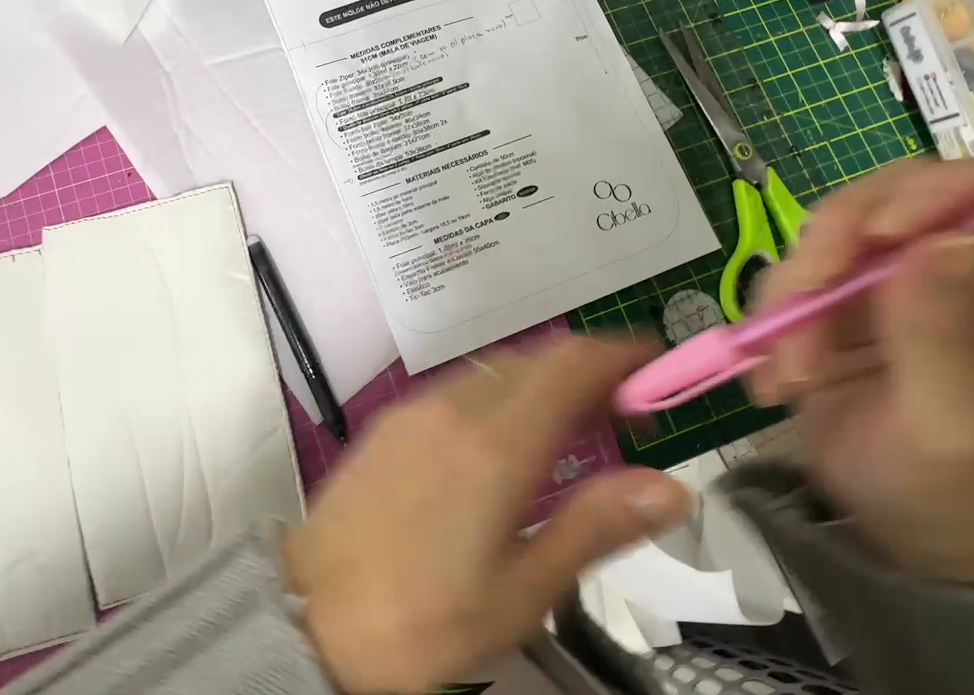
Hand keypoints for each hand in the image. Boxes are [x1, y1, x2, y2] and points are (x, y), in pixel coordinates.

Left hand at [281, 335, 692, 693]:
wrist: (305, 614)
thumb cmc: (420, 621)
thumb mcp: (519, 592)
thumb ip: (594, 528)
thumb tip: (668, 487)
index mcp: (495, 446)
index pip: (570, 364)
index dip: (619, 352)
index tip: (655, 365)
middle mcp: (452, 409)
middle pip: (535, 359)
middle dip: (587, 371)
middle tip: (624, 412)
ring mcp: (413, 411)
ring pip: (496, 369)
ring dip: (542, 381)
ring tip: (571, 428)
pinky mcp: (387, 423)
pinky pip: (458, 387)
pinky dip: (499, 393)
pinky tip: (503, 440)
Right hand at [749, 155, 973, 584]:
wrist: (886, 537)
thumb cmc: (948, 494)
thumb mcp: (953, 425)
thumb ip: (943, 333)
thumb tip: (947, 237)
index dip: (946, 187)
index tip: (884, 228)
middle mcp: (955, 274)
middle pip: (895, 197)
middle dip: (836, 242)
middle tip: (802, 297)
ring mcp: (889, 288)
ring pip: (827, 236)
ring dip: (792, 298)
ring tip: (791, 376)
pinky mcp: (831, 307)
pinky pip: (786, 281)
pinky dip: (768, 327)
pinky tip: (775, 384)